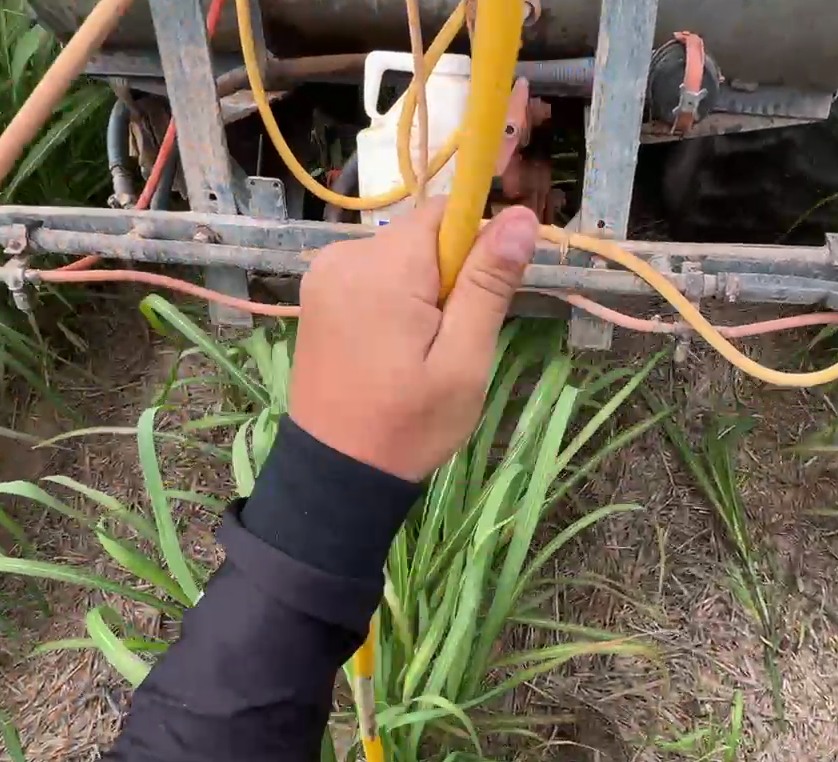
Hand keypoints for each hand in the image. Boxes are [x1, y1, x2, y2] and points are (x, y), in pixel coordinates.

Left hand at [290, 199, 538, 480]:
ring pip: (397, 259)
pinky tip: (394, 350)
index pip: (444, 213)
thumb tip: (521, 216)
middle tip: (452, 342)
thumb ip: (488, 285)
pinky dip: (394, 302)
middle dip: (448, 277)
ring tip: (421, 354)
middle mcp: (343, 256)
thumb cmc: (409, 425)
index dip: (476, 245)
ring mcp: (322, 276)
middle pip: (420, 237)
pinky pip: (371, 278)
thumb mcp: (463, 361)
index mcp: (382, 268)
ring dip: (421, 292)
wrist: (338, 472)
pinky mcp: (316, 297)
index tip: (483, 298)